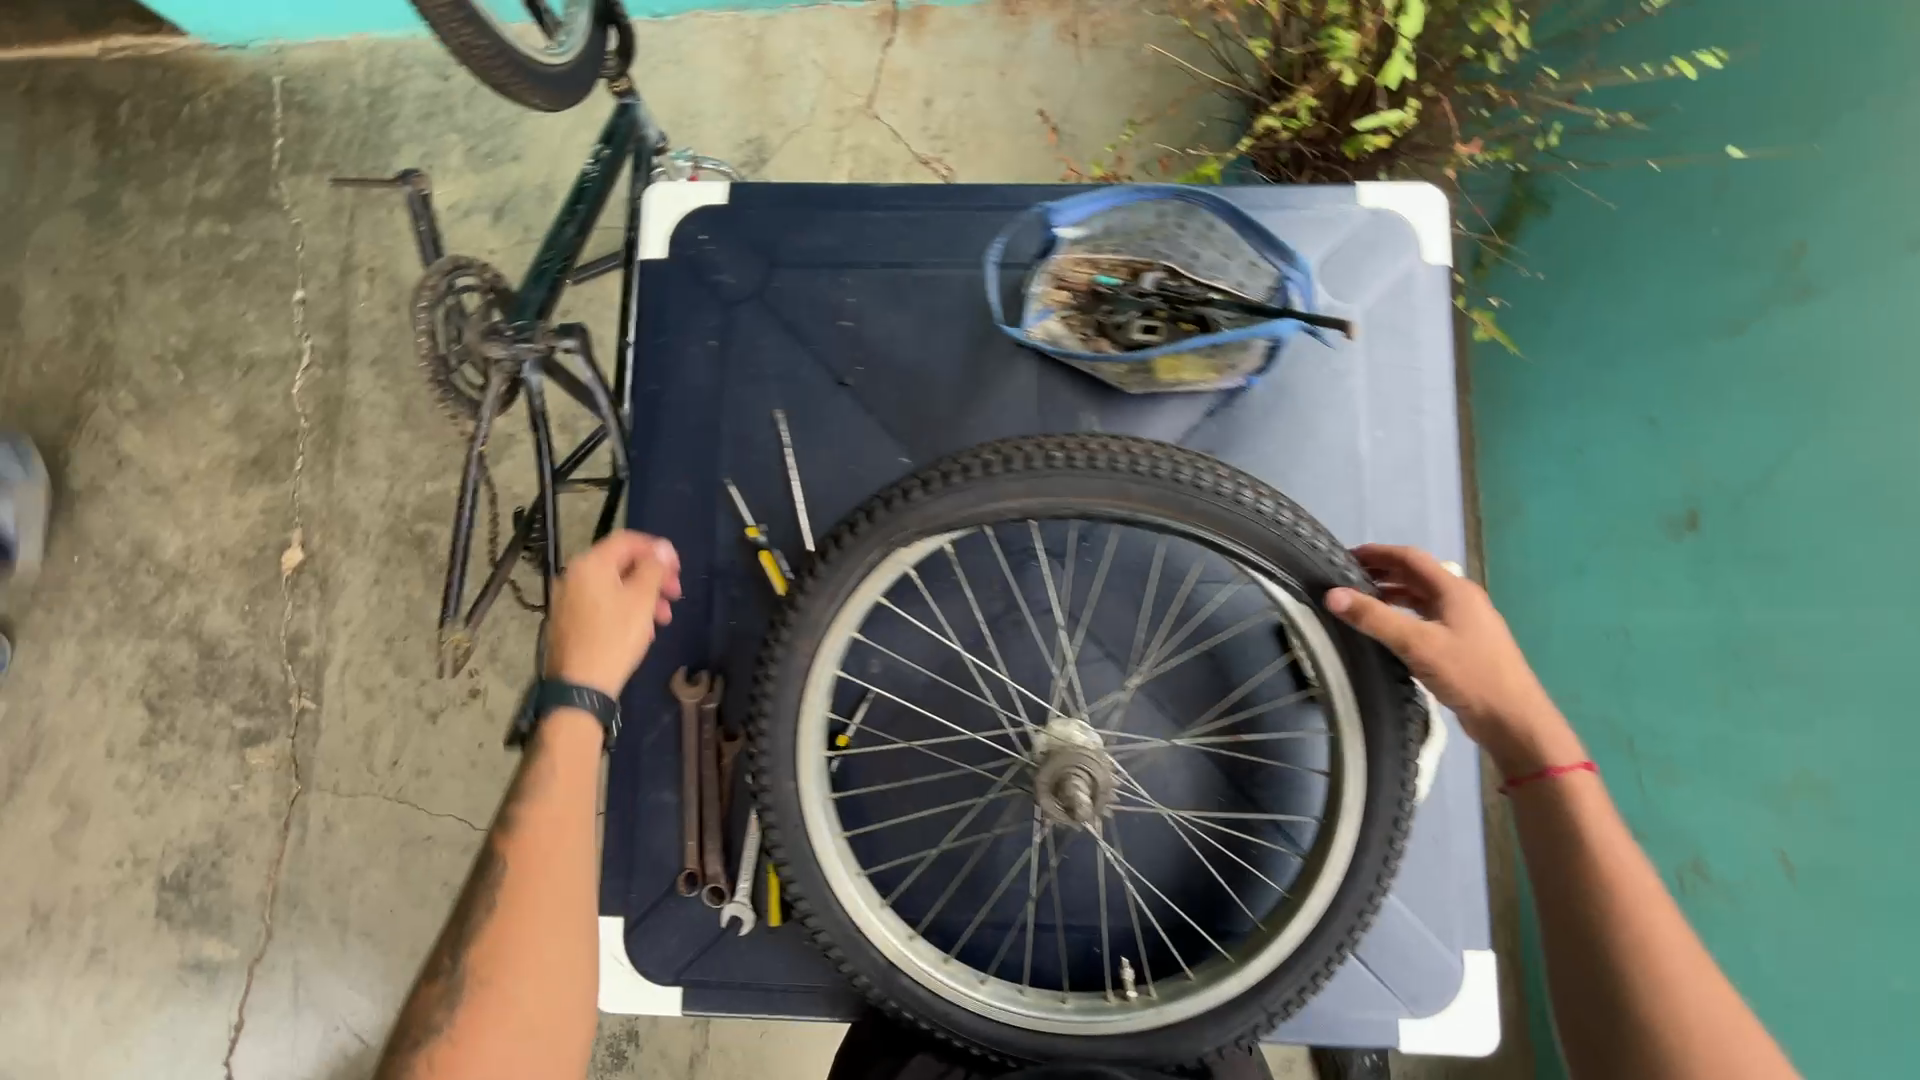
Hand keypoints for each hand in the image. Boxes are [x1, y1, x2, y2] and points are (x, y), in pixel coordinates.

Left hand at [544, 531, 682, 697]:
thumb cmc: (615, 637)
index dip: (657, 550)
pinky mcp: (569, 620)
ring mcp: (568, 598)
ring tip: (662, 618)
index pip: (627, 541)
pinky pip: (602, 603)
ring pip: (614, 586)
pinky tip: (642, 629)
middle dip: (653, 577)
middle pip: (621, 564)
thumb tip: (662, 547)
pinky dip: (625, 608)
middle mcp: (574, 575)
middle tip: (675, 594)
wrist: (581, 685)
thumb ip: (654, 568)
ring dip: (643, 595)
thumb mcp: (642, 599)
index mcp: (590, 564)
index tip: (678, 568)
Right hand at [1325, 544, 1581, 773]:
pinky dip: (1402, 614)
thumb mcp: (1416, 643)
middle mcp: (1461, 599)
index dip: (1377, 553)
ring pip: (1421, 597)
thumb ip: (1373, 617)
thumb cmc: (1468, 674)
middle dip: (1381, 572)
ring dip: (1391, 593)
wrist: (1512, 719)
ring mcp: (1464, 622)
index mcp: (1454, 590)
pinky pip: (1426, 617)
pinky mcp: (1462, 644)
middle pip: (1416, 575)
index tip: (1344, 556)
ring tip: (1359, 601)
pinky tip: (1387, 629)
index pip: (1410, 558)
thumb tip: (1331, 594)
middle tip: (1346, 578)